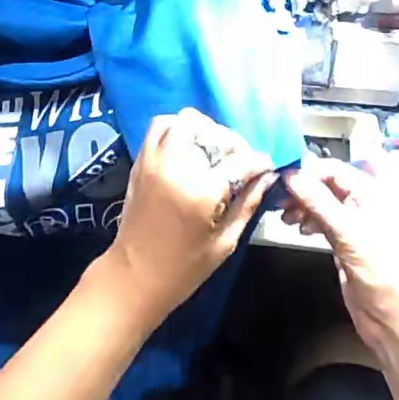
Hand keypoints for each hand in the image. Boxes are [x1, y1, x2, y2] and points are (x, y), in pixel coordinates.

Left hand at [97, 108, 274, 322]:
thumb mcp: (224, 243)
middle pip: (215, 133)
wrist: (131, 279)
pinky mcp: (142, 161)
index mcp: (201, 192)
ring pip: (187, 121)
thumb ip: (247, 205)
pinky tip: (189, 144)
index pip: (240, 161)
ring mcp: (156, 161)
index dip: (259, 162)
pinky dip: (178, 127)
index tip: (265, 168)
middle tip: (238, 161)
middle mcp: (178, 168)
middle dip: (234, 144)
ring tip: (213, 149)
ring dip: (206, 130)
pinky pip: (160, 125)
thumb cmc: (182, 269)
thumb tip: (266, 177)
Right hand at [280, 158, 398, 358]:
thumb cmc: (381, 269)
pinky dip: (310, 221)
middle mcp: (364, 202)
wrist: (397, 320)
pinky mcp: (348, 244)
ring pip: (324, 204)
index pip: (335, 169)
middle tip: (277, 199)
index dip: (308, 171)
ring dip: (303, 206)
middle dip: (303, 189)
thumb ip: (319, 202)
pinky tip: (299, 228)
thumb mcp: (349, 232)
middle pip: (328, 184)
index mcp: (372, 191)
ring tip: (285, 216)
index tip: (280, 178)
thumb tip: (291, 175)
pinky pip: (325, 222)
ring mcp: (356, 223)